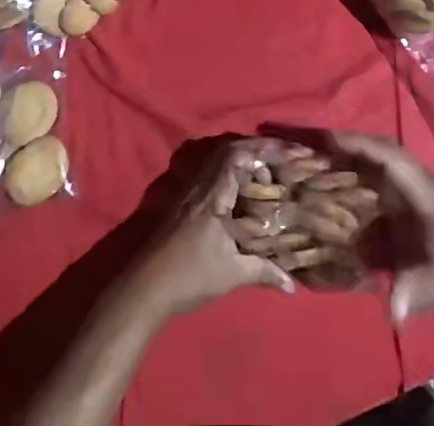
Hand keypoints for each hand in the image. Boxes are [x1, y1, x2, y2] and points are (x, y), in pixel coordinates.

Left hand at [118, 143, 296, 319]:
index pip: (238, 154)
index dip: (263, 148)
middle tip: (275, 166)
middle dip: (253, 150)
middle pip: (224, 148)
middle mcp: (195, 181)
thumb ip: (263, 271)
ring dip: (234, 155)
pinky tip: (226, 184)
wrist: (141, 284)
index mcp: (211, 193)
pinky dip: (216, 165)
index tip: (288, 152)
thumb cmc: (188, 275)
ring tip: (255, 172)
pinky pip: (197, 166)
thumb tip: (292, 285)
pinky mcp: (171, 195)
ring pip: (209, 154)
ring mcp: (180, 186)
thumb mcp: (231, 273)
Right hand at [327, 131, 433, 322]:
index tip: (326, 137)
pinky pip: (394, 180)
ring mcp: (428, 194)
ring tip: (329, 159)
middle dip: (351, 143)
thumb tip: (389, 311)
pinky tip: (356, 189)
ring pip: (389, 163)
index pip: (387, 156)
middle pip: (384, 151)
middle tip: (317, 143)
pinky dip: (372, 176)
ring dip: (361, 157)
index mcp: (425, 192)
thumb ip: (418, 291)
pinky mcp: (430, 206)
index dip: (356, 143)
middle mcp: (423, 185)